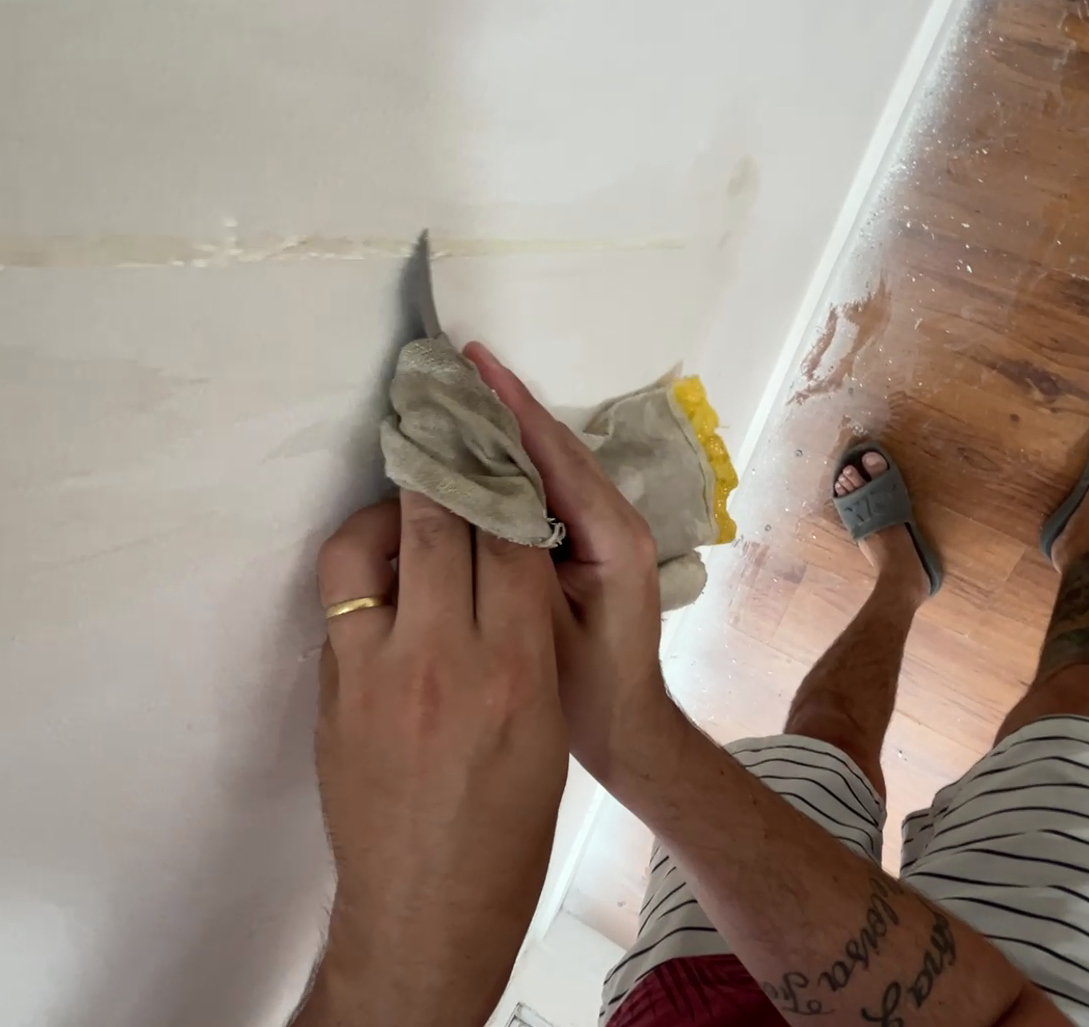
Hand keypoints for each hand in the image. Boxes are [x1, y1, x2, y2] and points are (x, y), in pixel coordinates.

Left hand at [298, 493, 567, 1026]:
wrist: (430, 905)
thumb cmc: (512, 820)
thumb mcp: (543, 720)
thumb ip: (525, 632)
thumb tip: (505, 559)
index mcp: (515, 669)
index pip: (509, 539)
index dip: (505, 480)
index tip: (501, 442)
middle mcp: (442, 659)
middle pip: (437, 522)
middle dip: (446, 463)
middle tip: (449, 426)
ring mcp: (374, 672)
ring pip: (367, 545)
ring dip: (389, 507)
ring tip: (411, 502)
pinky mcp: (332, 690)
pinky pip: (339, 597)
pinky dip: (362, 564)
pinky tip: (384, 568)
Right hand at [463, 343, 675, 781]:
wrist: (627, 724)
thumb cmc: (583, 689)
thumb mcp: (542, 629)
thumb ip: (517, 561)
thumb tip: (474, 495)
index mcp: (614, 536)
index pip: (557, 458)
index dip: (514, 410)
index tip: (475, 364)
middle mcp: (620, 520)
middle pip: (560, 451)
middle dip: (511, 408)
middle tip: (461, 367)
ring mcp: (613, 528)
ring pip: (559, 464)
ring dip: (516, 429)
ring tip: (469, 393)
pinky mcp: (598, 539)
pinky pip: (557, 488)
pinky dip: (523, 463)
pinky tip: (488, 449)